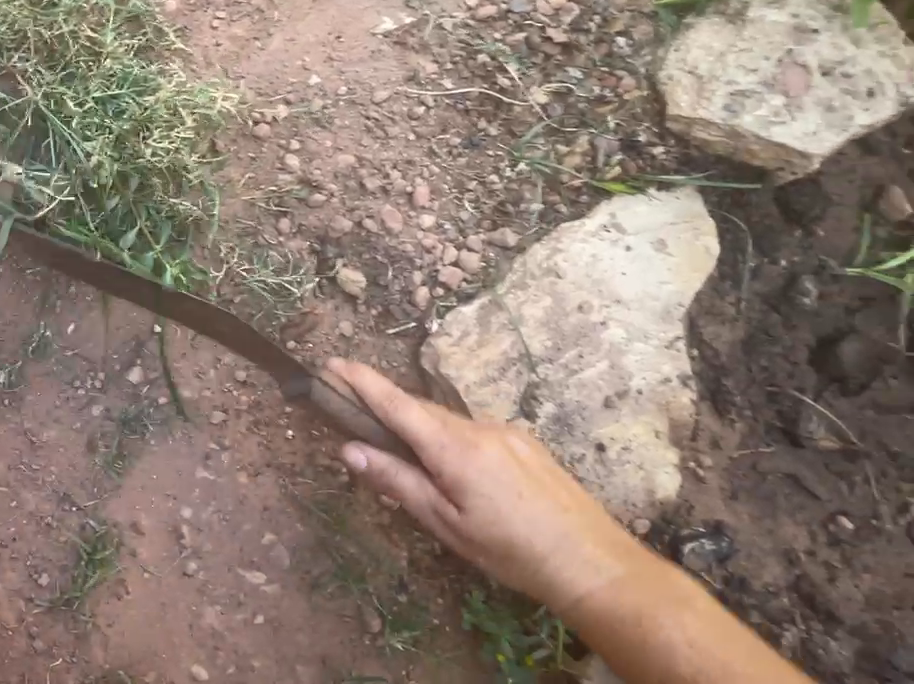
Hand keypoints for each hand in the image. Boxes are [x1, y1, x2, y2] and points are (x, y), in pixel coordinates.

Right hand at [328, 358, 645, 615]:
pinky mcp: (525, 443)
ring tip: (407, 457)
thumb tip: (349, 449)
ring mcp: (505, 432)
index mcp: (454, 449)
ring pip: (446, 421)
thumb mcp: (446, 525)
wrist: (600, 567)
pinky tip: (454, 471)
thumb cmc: (513, 553)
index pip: (396, 403)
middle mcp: (478, 428)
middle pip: (418, 409)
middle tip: (353, 418)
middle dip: (384, 408)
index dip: (360, 381)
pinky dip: (448, 439)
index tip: (330, 363)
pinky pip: (471, 431)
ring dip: (418, 428)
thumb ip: (397, 482)